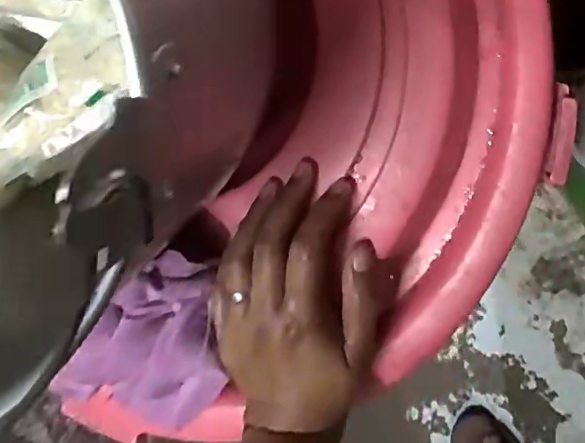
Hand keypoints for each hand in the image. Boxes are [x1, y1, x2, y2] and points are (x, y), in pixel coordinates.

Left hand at [214, 158, 382, 436]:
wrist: (287, 427)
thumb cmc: (332, 382)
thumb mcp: (363, 348)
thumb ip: (364, 297)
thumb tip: (363, 244)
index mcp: (300, 319)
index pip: (307, 250)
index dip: (324, 212)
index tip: (342, 184)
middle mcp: (262, 314)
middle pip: (269, 243)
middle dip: (289, 200)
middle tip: (306, 168)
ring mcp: (235, 319)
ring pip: (240, 253)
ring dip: (258, 212)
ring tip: (276, 182)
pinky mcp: (221, 324)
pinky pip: (221, 274)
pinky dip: (235, 240)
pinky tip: (250, 218)